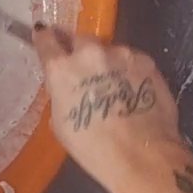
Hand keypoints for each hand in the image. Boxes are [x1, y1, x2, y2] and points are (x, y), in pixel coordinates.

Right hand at [33, 27, 183, 187]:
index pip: (46, 39)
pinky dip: (129, 71)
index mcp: (62, 68)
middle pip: (80, 40)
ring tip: (114, 87)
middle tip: (84, 70)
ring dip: (107, 62)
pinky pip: (131, 60)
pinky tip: (133, 91)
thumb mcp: (61, 122)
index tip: (45, 35)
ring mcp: (122, 54)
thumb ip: (60, 92)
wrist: (143, 157)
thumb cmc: (94, 148)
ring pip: (109, 50)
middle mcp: (90, 53)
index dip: (45, 38)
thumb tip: (66, 84)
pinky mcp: (148, 61)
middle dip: (79, 51)